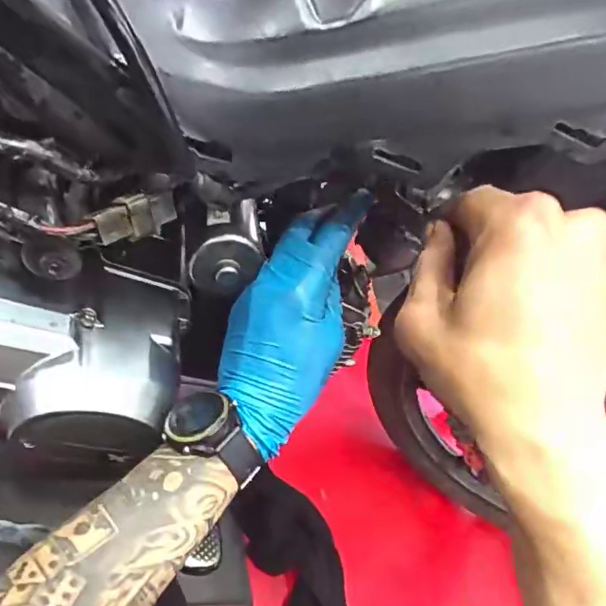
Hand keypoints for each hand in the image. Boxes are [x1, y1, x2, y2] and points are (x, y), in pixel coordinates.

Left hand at [219, 193, 371, 457]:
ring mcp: (254, 288)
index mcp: (299, 287)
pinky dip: (290, 259)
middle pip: (297, 230)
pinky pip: (271, 267)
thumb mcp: (329, 338)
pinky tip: (303, 266)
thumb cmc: (294, 381)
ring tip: (325, 235)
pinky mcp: (245, 301)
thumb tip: (330, 273)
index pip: (326, 237)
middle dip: (321, 216)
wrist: (254, 403)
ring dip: (304, 236)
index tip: (359, 201)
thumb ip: (331, 297)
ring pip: (282, 247)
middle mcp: (272, 279)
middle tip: (341, 211)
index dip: (346, 215)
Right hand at [394, 186, 605, 518]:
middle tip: (473, 297)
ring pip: (547, 241)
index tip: (443, 261)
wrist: (543, 426)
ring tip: (507, 314)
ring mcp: (603, 254)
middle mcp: (571, 223)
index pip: (471, 200)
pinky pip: (575, 267)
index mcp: (518, 222)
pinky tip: (537, 323)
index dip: (450, 230)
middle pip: (514, 218)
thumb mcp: (419, 319)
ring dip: (525, 264)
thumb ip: (425, 262)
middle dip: (490, 247)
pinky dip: (555, 283)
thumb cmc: (484, 377)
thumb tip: (438, 239)